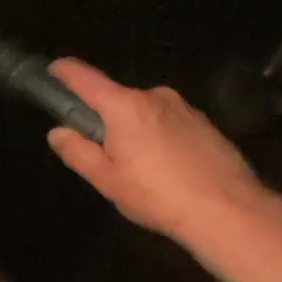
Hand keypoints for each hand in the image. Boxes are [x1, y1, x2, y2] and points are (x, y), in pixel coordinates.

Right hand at [46, 58, 270, 242]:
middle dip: (106, 120)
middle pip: (117, 100)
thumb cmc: (158, 195)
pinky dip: (161, 139)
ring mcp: (184, 108)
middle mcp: (154, 96)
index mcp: (124, 106)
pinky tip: (169, 170)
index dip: (63, 72)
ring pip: (145, 113)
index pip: (85, 78)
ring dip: (136, 131)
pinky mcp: (205, 123)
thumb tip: (58, 132)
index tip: (52, 70)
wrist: (229, 211)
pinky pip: (170, 123)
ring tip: (142, 170)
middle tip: (104, 155)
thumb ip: (78, 152)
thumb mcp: (107, 180)